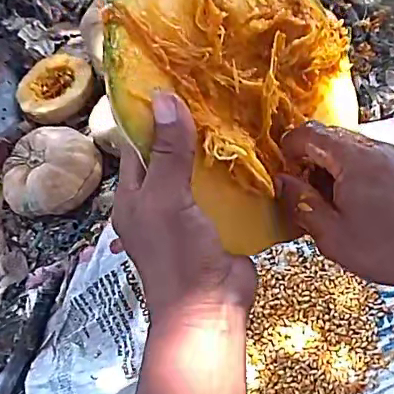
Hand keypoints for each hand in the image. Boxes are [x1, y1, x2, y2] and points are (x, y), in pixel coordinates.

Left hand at [114, 91, 254, 317]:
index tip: (172, 84)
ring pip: (204, 176)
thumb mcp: (167, 198)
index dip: (150, 117)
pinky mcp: (223, 227)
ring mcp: (193, 217)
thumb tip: (165, 99)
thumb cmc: (177, 257)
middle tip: (214, 95)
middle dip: (191, 131)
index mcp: (136, 197)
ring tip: (239, 116)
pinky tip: (257, 155)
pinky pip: (230, 195)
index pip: (137, 147)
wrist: (210, 309)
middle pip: (174, 158)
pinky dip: (241, 178)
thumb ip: (168, 152)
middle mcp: (161, 204)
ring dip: (219, 154)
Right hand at [275, 123, 393, 291]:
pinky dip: (348, 173)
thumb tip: (282, 183)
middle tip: (301, 194)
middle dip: (307, 161)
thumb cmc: (387, 250)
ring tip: (326, 204)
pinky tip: (349, 205)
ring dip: (328, 168)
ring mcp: (390, 156)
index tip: (282, 175)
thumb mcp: (331, 234)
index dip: (287, 151)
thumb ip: (301, 203)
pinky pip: (364, 159)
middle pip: (327, 137)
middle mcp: (374, 148)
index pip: (308, 134)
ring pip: (345, 148)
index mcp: (354, 159)